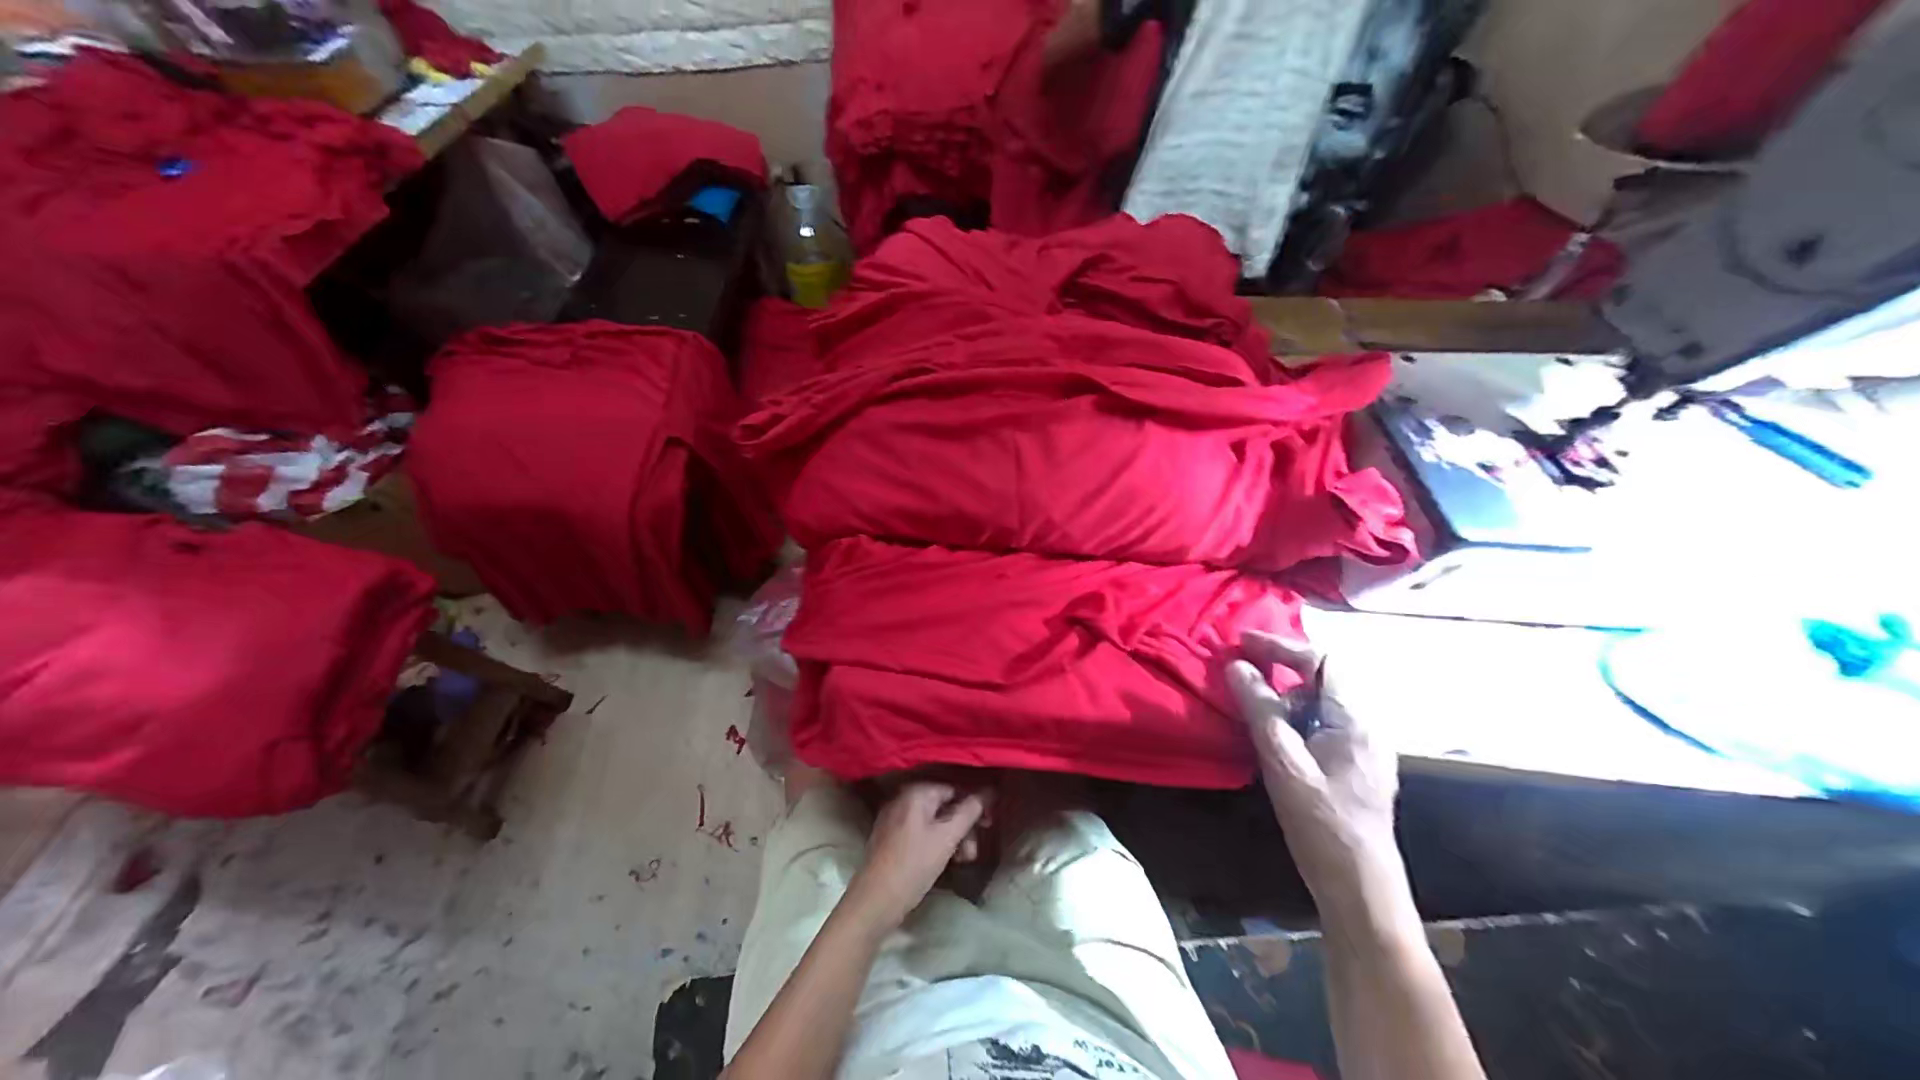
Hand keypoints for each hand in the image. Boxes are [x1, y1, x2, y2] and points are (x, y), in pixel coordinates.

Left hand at [848, 781, 989, 926]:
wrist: (875, 900)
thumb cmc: (914, 865)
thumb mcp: (947, 838)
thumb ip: (970, 812)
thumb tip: (989, 790)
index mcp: (915, 792)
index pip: (954, 789)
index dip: (974, 806)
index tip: (987, 827)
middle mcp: (902, 798)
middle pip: (944, 806)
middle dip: (963, 828)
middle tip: (972, 853)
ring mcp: (894, 818)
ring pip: (933, 821)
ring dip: (952, 839)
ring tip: (962, 862)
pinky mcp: (890, 837)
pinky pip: (920, 832)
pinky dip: (935, 843)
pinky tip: (944, 862)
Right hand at [1227, 631, 1401, 905]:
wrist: (1358, 887)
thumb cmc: (1321, 823)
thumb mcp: (1283, 762)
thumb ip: (1260, 710)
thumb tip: (1236, 666)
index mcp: (1355, 721)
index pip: (1321, 662)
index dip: (1280, 647)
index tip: (1242, 642)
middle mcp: (1366, 727)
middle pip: (1324, 678)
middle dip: (1282, 665)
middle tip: (1241, 662)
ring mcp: (1363, 748)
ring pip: (1322, 702)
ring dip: (1286, 691)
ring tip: (1251, 692)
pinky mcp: (1354, 766)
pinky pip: (1322, 722)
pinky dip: (1294, 713)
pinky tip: (1272, 727)